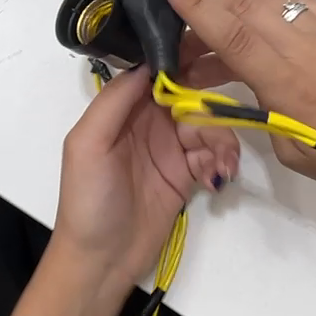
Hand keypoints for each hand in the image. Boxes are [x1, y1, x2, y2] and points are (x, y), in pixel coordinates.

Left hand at [51, 67, 239, 291]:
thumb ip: (114, 101)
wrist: (102, 260)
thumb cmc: (88, 200)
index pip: (156, 73)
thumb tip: (148, 63)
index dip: (183, 61)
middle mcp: (148, 122)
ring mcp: (170, 148)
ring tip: (223, 165)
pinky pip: (213, 154)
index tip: (211, 55)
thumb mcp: (87, 144)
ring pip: (207, 125)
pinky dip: (222, 160)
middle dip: (211, 104)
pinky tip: (219, 177)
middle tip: (227, 117)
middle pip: (190, 97)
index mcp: (122, 109)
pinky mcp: (187, 174)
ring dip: (222, 139)